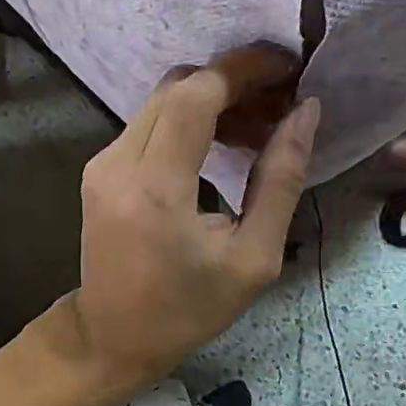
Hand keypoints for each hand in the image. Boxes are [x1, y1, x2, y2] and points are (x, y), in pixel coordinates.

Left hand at [68, 45, 319, 384]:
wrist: (112, 336)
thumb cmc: (188, 309)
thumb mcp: (253, 258)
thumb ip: (281, 180)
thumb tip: (305, 113)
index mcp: (156, 189)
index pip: (196, 95)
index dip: (244, 70)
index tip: (287, 69)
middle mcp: (118, 163)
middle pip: (179, 86)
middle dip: (235, 81)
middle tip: (280, 103)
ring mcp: (102, 162)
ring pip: (163, 98)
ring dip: (215, 98)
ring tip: (260, 126)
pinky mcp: (100, 166)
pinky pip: (150, 120)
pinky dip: (191, 117)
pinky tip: (224, 142)